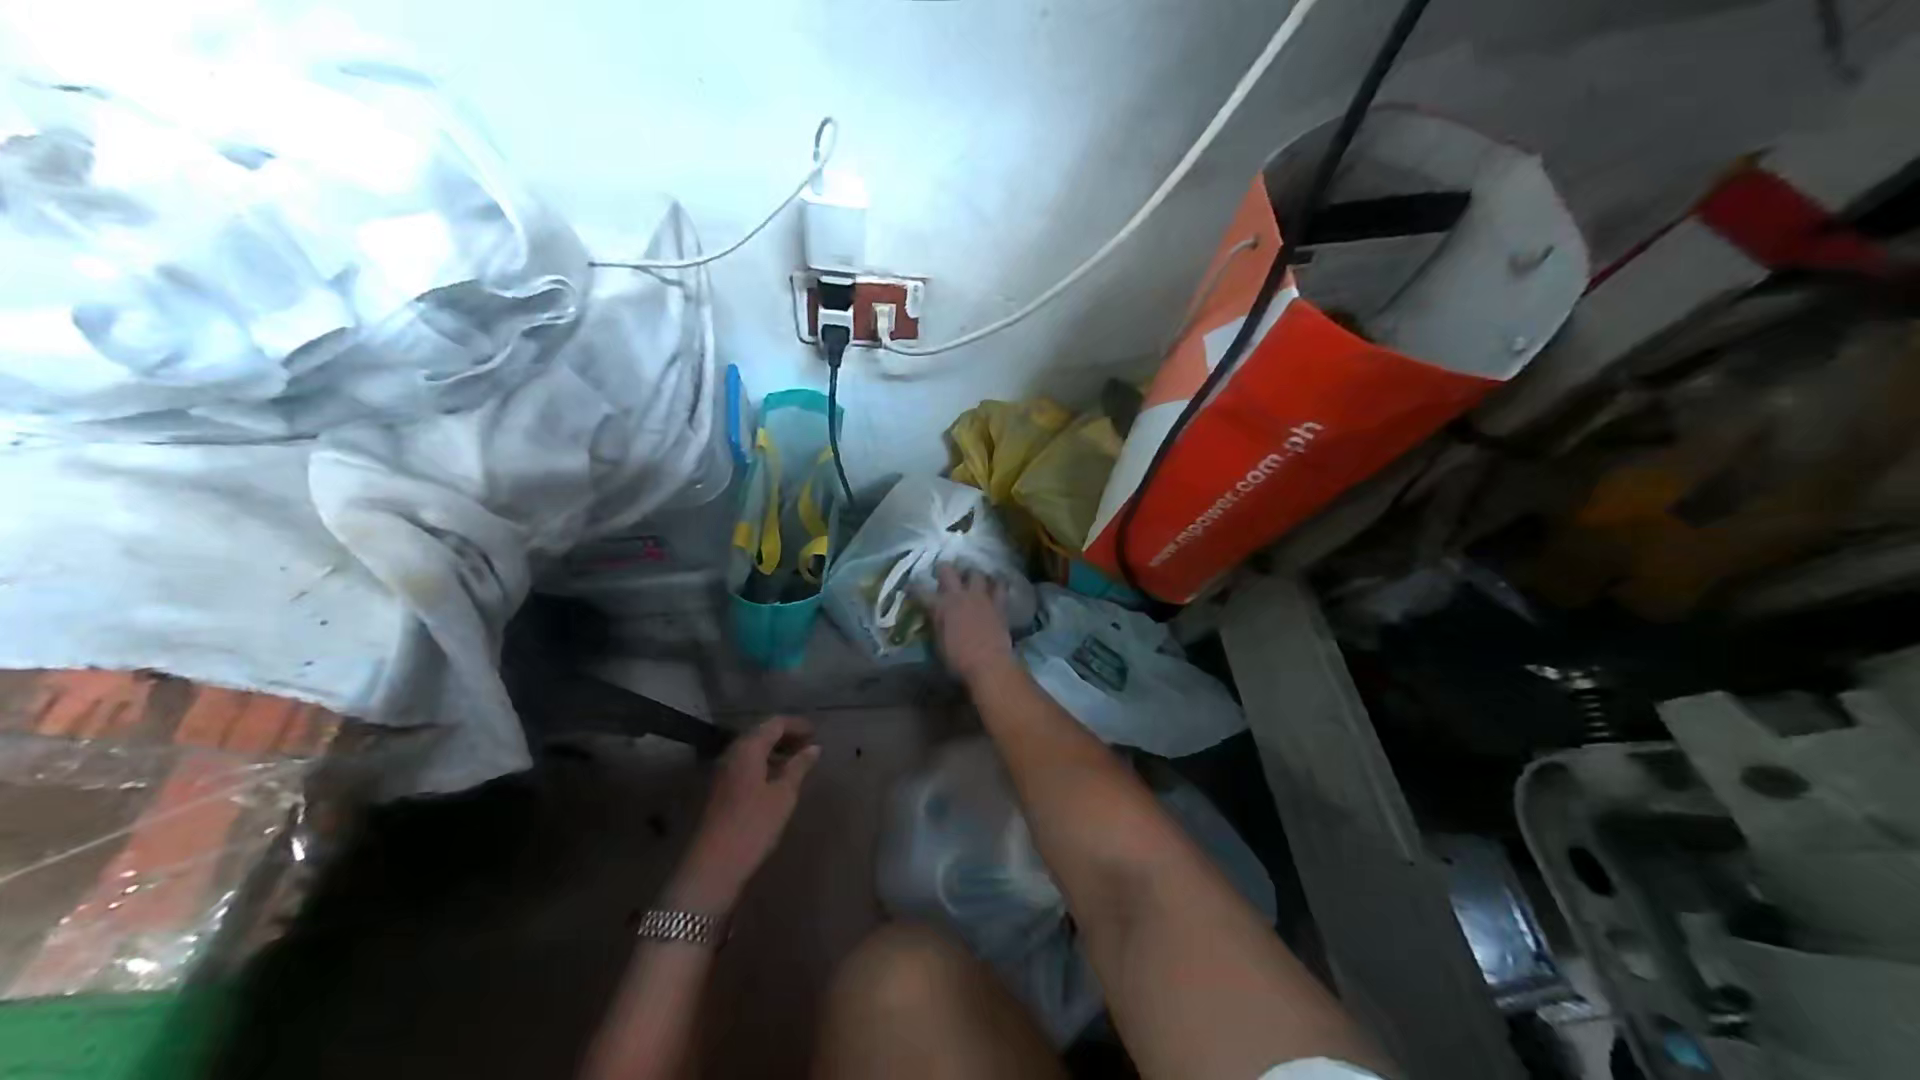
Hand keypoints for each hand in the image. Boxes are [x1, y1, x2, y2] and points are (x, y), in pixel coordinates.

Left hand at [672, 715, 820, 912]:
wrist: (713, 865)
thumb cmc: (754, 825)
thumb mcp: (783, 795)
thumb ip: (799, 767)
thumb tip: (813, 747)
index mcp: (748, 748)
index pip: (774, 724)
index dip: (796, 725)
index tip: (816, 732)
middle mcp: (732, 753)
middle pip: (760, 733)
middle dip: (785, 736)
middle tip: (808, 745)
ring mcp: (722, 772)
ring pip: (751, 750)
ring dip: (774, 750)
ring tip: (796, 761)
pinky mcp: (719, 789)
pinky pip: (744, 765)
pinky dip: (763, 764)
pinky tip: (776, 779)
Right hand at [923, 563, 1017, 684]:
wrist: (988, 664)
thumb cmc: (958, 660)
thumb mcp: (938, 644)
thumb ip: (937, 625)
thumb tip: (936, 618)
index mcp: (940, 607)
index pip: (921, 592)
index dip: (914, 587)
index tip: (911, 586)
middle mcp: (959, 595)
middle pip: (948, 570)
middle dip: (943, 569)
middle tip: (943, 573)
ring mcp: (980, 597)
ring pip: (976, 573)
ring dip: (972, 574)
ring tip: (971, 578)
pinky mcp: (999, 603)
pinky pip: (1001, 586)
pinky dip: (998, 583)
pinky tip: (997, 583)